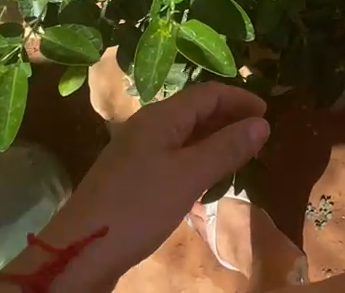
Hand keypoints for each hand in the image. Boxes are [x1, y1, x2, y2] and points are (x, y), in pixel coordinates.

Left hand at [0, 82, 269, 292]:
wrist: (77, 252)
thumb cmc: (137, 208)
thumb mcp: (188, 177)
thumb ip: (226, 148)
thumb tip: (262, 124)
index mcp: (161, 116)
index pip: (209, 93)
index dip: (240, 99)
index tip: (267, 114)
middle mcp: (148, 125)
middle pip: (195, 109)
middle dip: (228, 117)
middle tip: (258, 135)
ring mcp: (136, 150)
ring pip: (184, 132)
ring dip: (213, 138)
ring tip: (238, 155)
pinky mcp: (130, 175)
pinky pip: (172, 153)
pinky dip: (195, 157)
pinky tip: (204, 178)